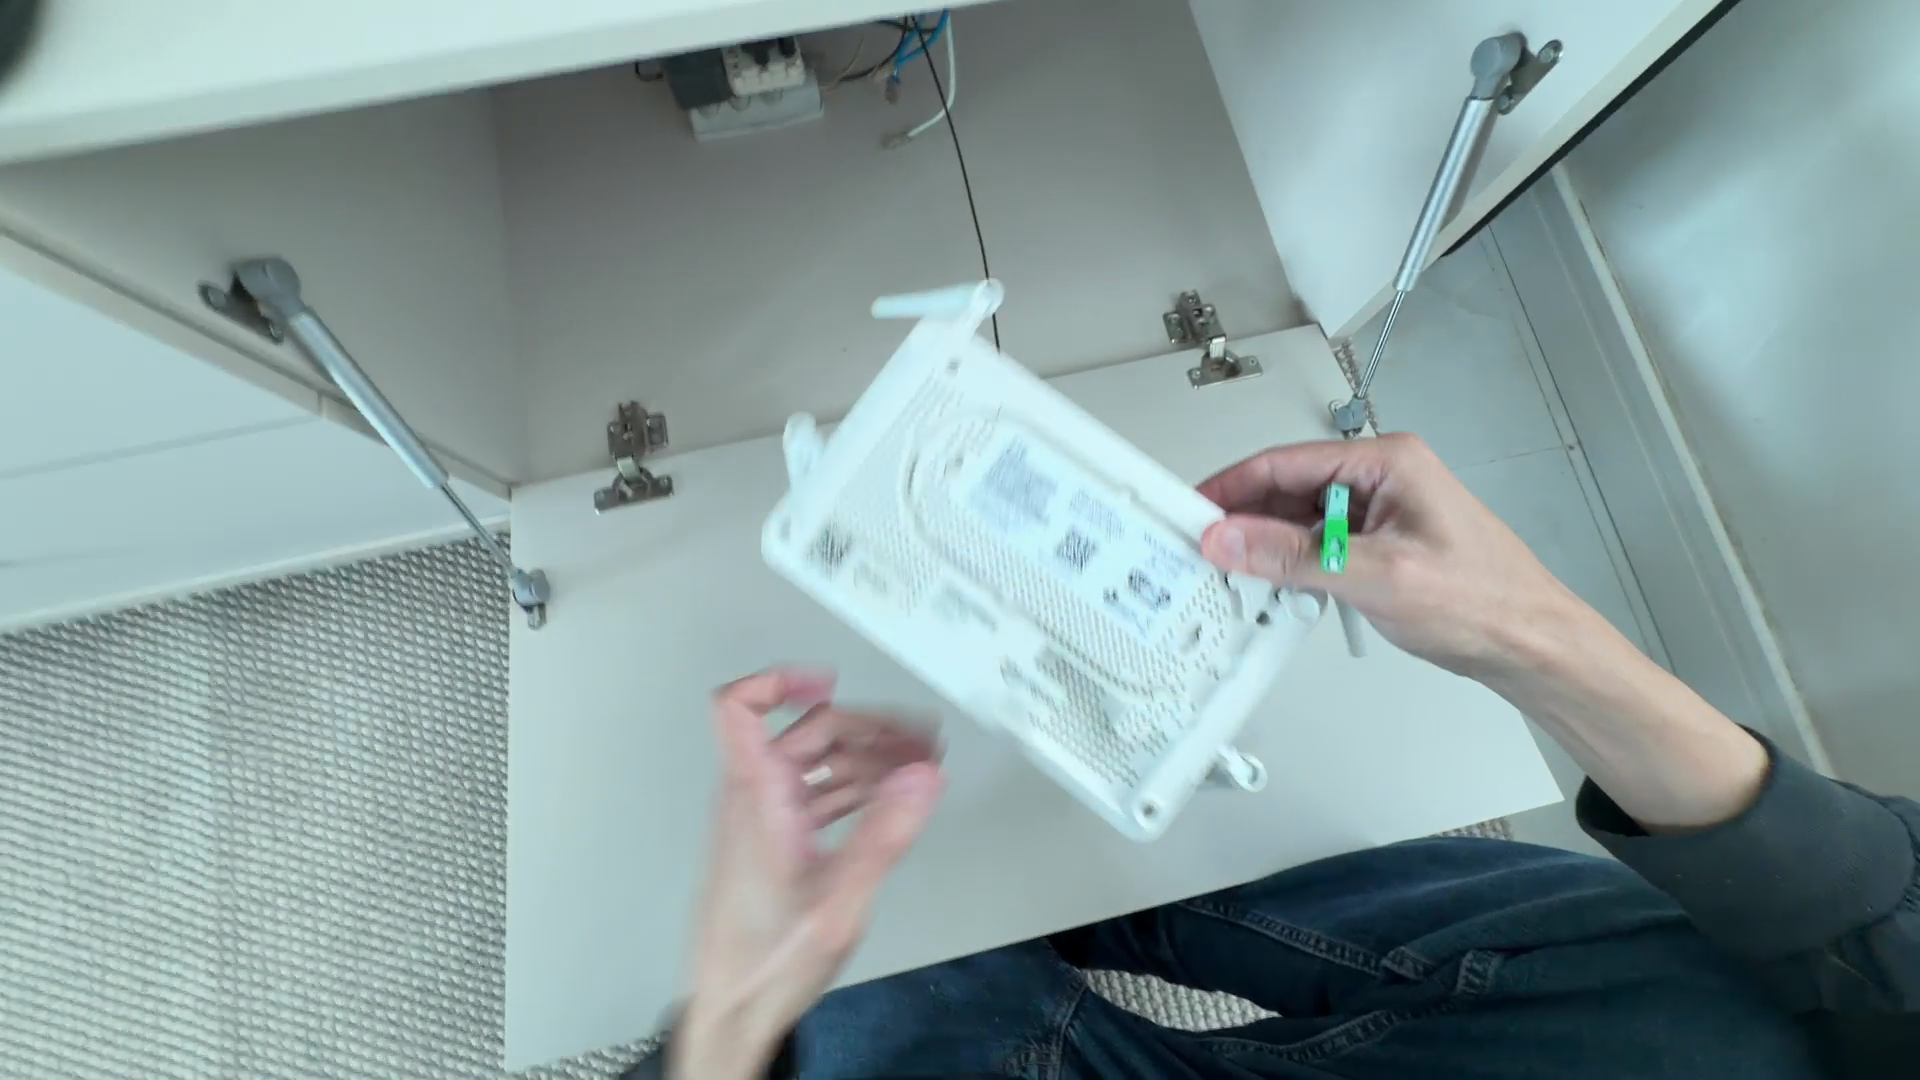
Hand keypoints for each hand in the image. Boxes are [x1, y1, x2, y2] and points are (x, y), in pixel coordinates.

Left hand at [672, 669, 944, 1079]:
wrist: (731, 1014)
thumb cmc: (766, 962)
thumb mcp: (838, 901)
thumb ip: (883, 834)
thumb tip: (922, 776)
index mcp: (756, 796)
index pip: (740, 709)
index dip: (779, 680)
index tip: (830, 680)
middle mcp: (755, 796)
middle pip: (808, 732)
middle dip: (868, 729)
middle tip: (920, 742)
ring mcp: (766, 816)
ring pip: (819, 762)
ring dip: (870, 758)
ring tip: (919, 768)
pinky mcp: (777, 837)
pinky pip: (820, 793)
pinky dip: (858, 787)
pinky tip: (892, 798)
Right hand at [1197, 433, 1588, 678]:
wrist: (1532, 646)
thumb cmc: (1483, 602)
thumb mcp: (1375, 576)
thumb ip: (1292, 556)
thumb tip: (1228, 539)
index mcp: (1385, 462)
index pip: (1284, 462)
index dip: (1231, 486)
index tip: (1191, 511)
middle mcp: (1376, 478)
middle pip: (1284, 489)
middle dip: (1243, 520)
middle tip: (1203, 550)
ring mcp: (1373, 510)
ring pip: (1293, 518)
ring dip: (1263, 546)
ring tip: (1234, 574)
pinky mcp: (1370, 540)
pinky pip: (1311, 542)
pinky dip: (1286, 563)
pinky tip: (1271, 585)